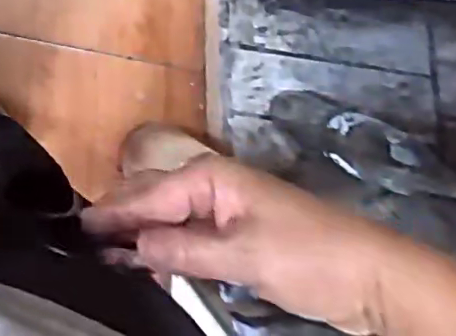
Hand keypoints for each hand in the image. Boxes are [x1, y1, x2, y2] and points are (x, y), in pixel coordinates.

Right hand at [82, 155, 410, 333]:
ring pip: (167, 215)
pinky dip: (163, 244)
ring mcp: (223, 208)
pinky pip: (186, 233)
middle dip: (120, 214)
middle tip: (84, 236)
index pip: (150, 194)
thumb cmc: (310, 257)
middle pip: (153, 197)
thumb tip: (133, 246)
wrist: (375, 278)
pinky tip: (147, 260)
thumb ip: (186, 250)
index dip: (114, 211)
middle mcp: (210, 185)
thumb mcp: (245, 256)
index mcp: (209, 176)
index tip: (80, 225)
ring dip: (139, 231)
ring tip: (106, 250)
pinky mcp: (235, 234)